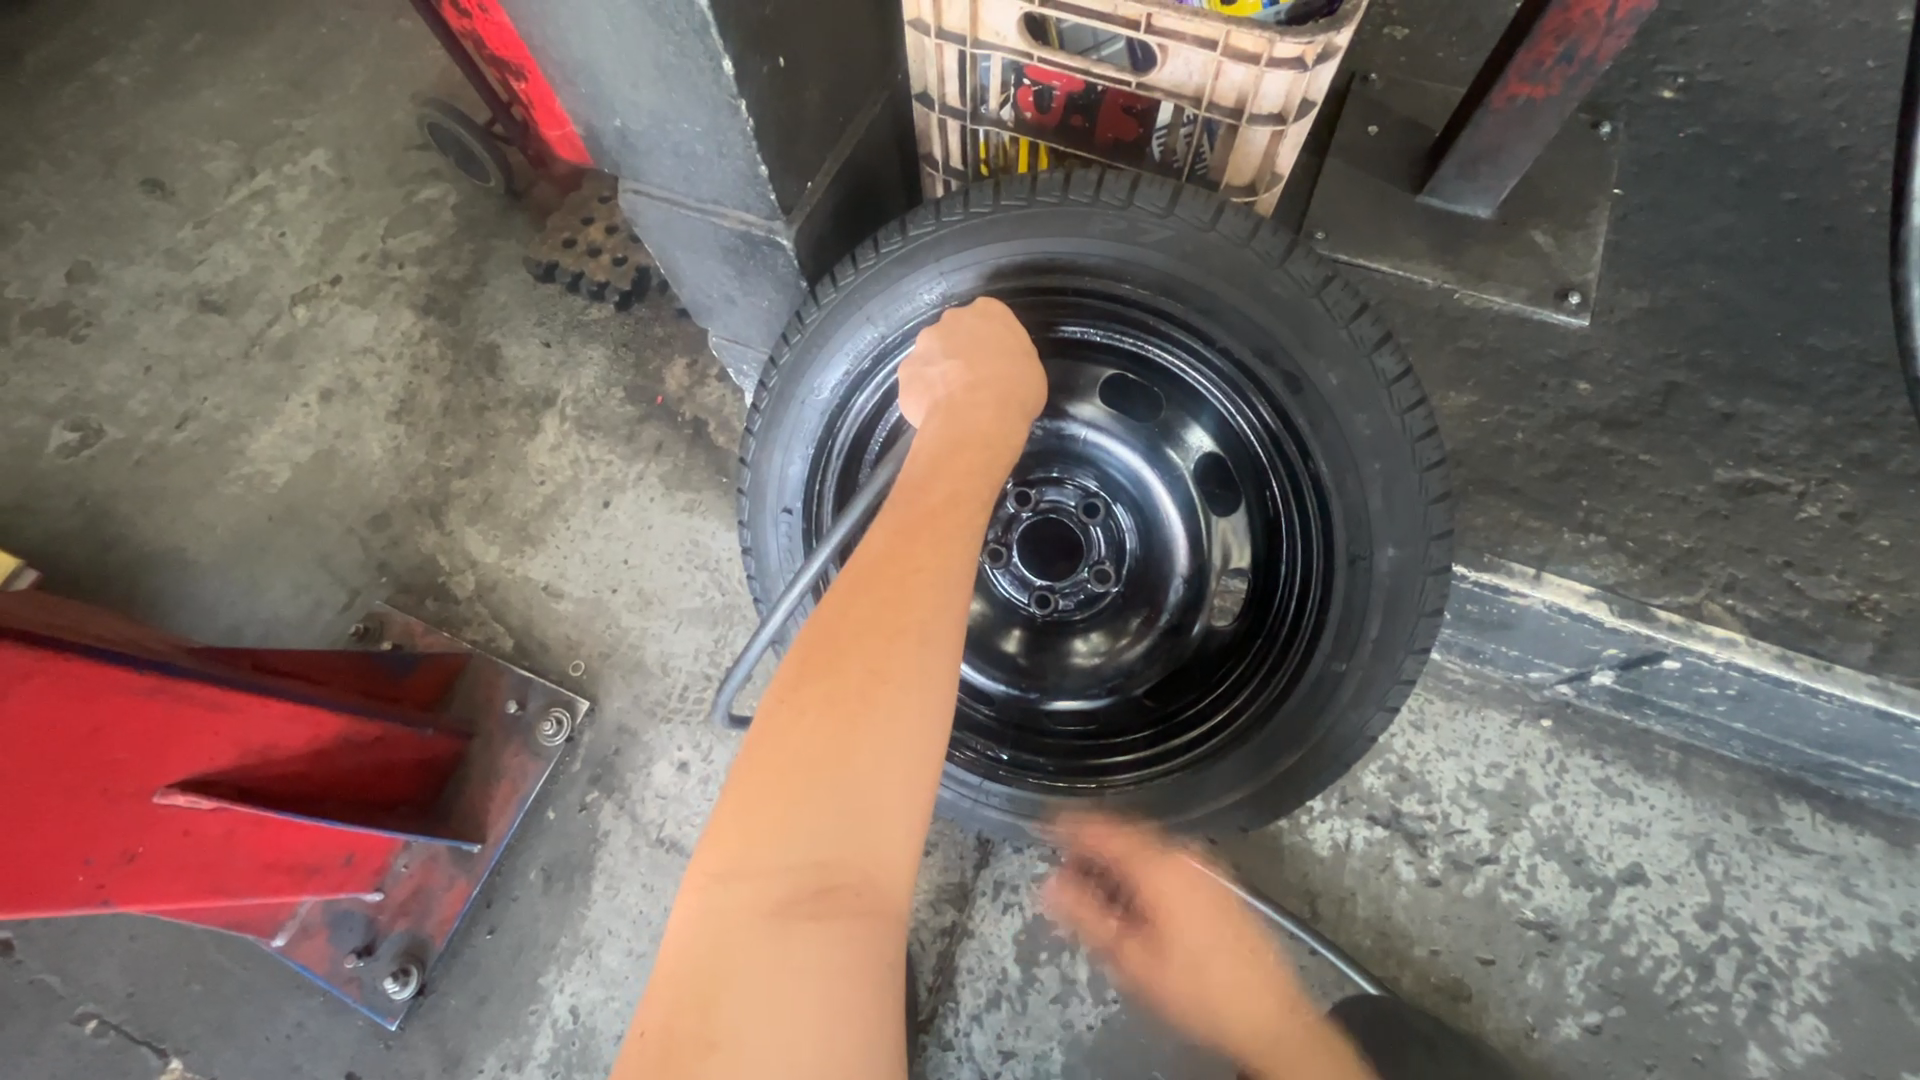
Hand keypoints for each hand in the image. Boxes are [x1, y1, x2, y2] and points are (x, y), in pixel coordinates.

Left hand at [897, 297, 1046, 438]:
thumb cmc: (1014, 391)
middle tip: (971, 381)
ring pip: (930, 356)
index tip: (993, 361)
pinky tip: (935, 414)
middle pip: (953, 332)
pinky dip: (923, 395)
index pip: (988, 316)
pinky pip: (916, 382)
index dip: (989, 340)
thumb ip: (1012, 359)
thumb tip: (1001, 369)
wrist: (976, 418)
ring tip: (951, 401)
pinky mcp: (905, 371)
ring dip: (938, 372)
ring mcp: (922, 344)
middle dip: (958, 351)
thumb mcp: (1031, 371)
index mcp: (988, 312)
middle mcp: (951, 320)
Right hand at [1042, 814, 1319, 1071]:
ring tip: (1094, 890)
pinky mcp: (1219, 882)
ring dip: (1116, 861)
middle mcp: (1183, 853)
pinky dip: (1141, 870)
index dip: (1065, 825)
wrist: (1271, 1018)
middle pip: (1125, 835)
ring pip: (1147, 849)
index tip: (1040, 826)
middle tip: (1063, 870)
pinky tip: (1133, 901)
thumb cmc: (1195, 989)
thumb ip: (1086, 914)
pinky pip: (1168, 861)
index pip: (1101, 828)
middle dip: (1090, 848)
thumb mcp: (1130, 958)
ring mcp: (1206, 866)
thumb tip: (1049, 883)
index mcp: (1158, 864)